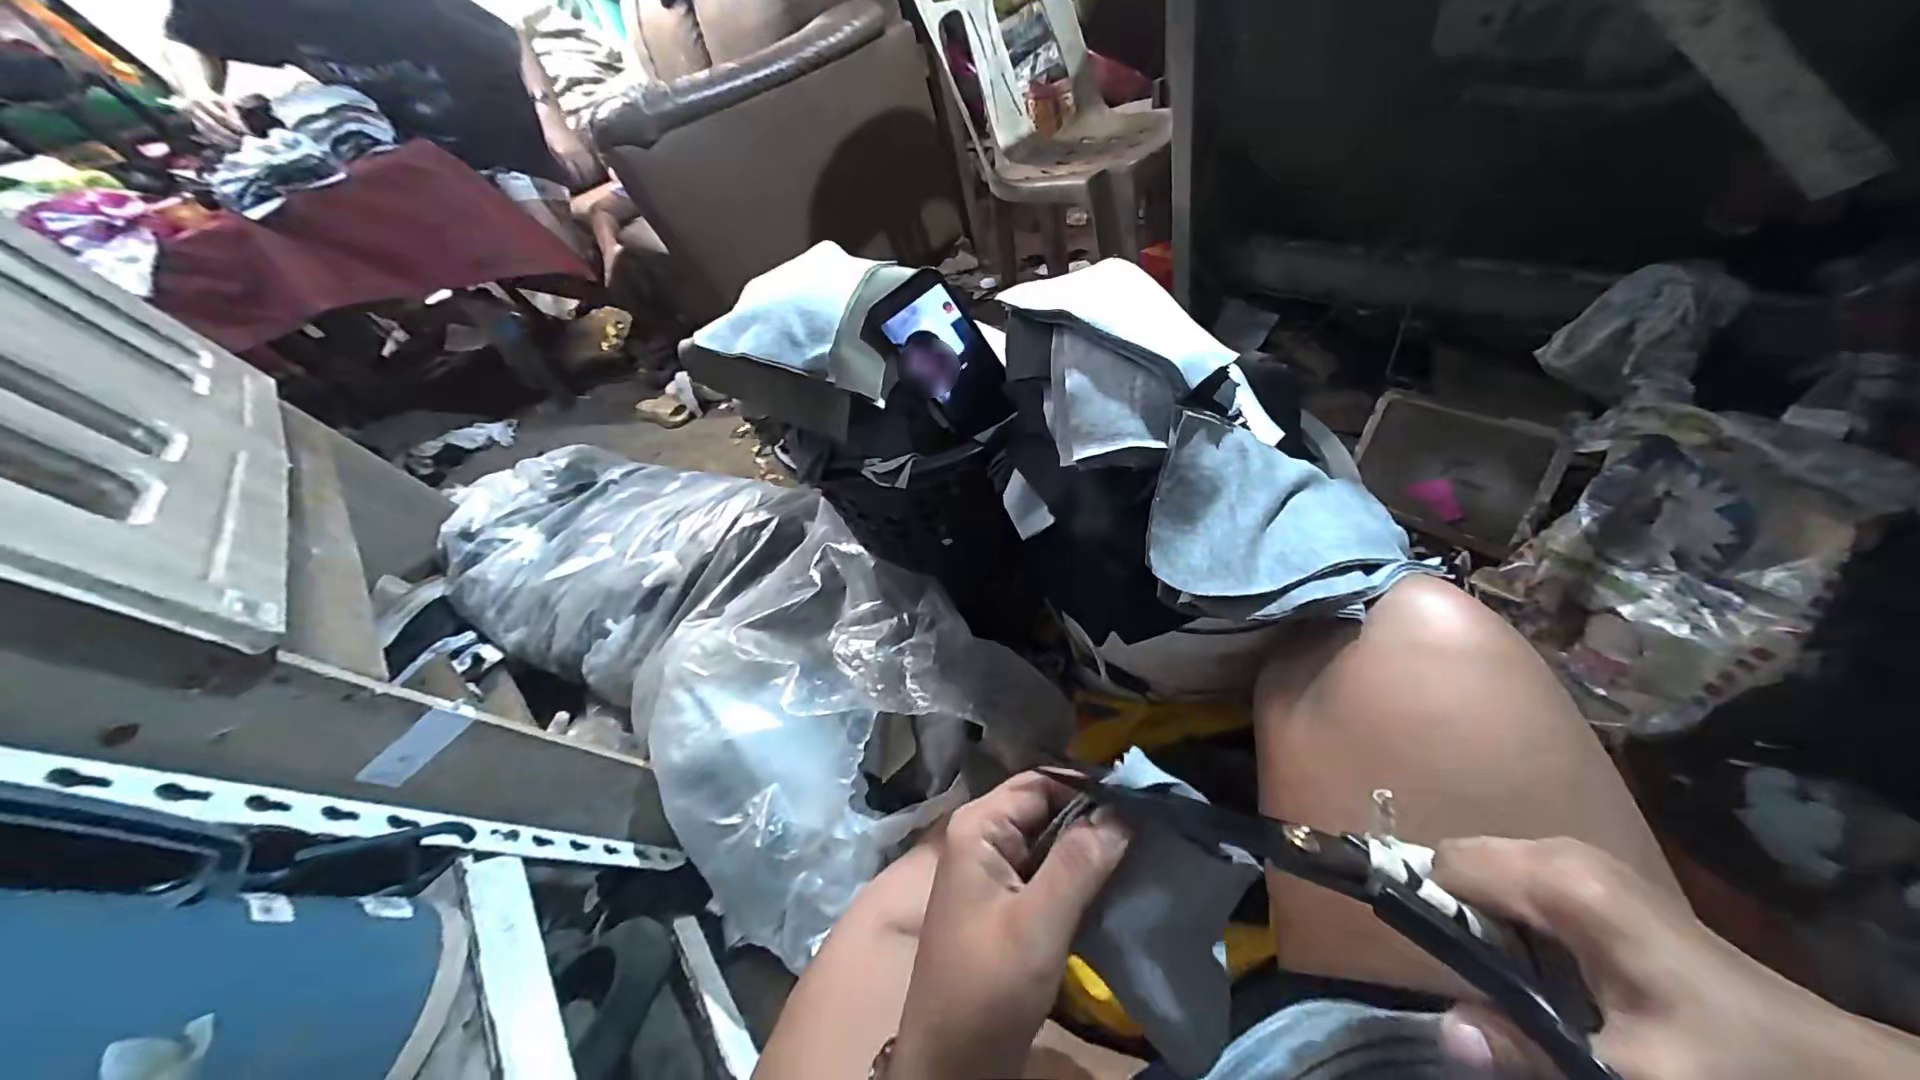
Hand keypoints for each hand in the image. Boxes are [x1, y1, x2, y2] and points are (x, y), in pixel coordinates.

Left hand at [889, 772, 1130, 1079]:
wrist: (953, 1062)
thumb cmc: (987, 987)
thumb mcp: (1037, 923)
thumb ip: (1079, 863)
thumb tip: (1123, 811)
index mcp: (978, 827)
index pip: (1040, 783)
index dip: (1089, 786)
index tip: (1142, 799)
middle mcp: (984, 836)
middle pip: (1047, 806)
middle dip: (1095, 814)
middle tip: (1152, 825)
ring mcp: (995, 869)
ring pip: (1052, 838)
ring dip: (1093, 843)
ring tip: (1146, 848)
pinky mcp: (1009, 899)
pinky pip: (1050, 868)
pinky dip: (1082, 870)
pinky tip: (1118, 879)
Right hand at [1433, 837, 1919, 1078]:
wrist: (1829, 1064)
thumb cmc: (1726, 1059)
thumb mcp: (1630, 1070)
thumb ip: (1528, 1044)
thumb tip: (1444, 1033)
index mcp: (1561, 881)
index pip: (1445, 864)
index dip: (1433, 908)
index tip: (1453, 966)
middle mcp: (1560, 850)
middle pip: (1461, 862)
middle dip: (1461, 916)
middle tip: (1500, 982)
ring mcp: (1579, 858)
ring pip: (1485, 870)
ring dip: (1487, 921)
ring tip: (1531, 980)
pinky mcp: (1592, 875)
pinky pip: (1515, 880)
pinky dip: (1513, 918)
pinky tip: (1555, 968)